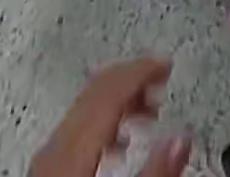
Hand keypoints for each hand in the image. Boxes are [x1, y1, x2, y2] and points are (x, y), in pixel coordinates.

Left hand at [30, 56, 190, 176]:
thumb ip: (154, 173)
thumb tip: (182, 137)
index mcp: (71, 149)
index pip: (108, 88)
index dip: (141, 69)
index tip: (166, 64)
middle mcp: (55, 148)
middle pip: (94, 92)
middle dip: (132, 78)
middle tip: (162, 76)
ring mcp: (47, 161)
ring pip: (85, 108)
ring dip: (120, 100)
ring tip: (149, 109)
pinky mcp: (48, 172)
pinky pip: (78, 129)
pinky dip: (105, 121)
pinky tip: (120, 141)